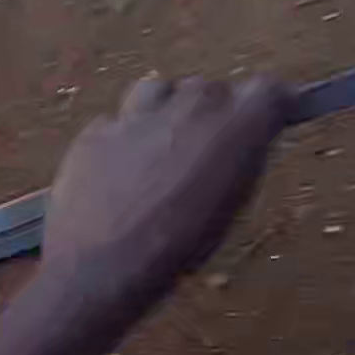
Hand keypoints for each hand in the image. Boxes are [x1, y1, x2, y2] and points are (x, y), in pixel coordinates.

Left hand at [37, 76, 288, 320]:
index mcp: (242, 123)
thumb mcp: (230, 202)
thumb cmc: (175, 246)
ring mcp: (135, 119)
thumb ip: (235, 157)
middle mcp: (191, 109)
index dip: (256, 109)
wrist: (102, 264)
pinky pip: (107, 124)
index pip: (265, 89)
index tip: (250, 124)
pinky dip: (111, 140)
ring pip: (153, 90)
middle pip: (203, 89)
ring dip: (156, 110)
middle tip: (186, 146)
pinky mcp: (90, 136)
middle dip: (200, 111)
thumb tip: (234, 143)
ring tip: (147, 145)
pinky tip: (105, 169)